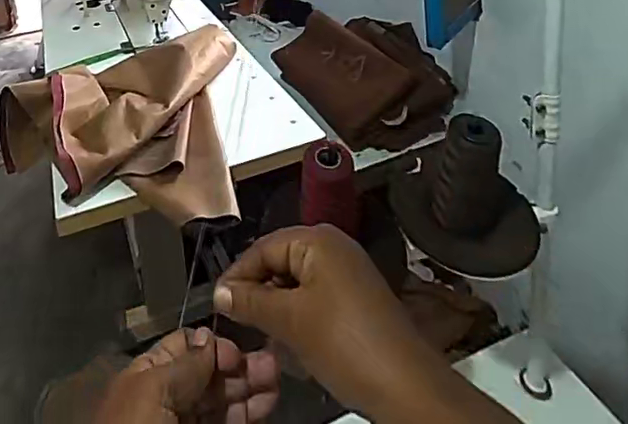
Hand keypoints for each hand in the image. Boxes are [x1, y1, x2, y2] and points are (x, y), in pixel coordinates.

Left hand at [95, 327, 278, 423]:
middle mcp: (169, 398)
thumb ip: (182, 367)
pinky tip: (268, 403)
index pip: (183, 347)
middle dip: (239, 365)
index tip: (238, 349)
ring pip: (223, 401)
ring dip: (250, 388)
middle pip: (208, 375)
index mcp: (148, 375)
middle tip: (273, 361)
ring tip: (277, 378)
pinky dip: (249, 414)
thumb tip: (208, 337)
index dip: (211, 344)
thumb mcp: (152, 392)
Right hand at [213, 227, 448, 416]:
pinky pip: (315, 300)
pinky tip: (294, 347)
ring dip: (278, 312)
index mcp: (318, 239)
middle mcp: (334, 247)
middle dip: (259, 295)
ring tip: (266, 339)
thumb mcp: (291, 322)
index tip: (218, 303)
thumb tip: (221, 292)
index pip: (262, 247)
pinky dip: (300, 320)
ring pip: (296, 286)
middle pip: (279, 263)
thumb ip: (251, 302)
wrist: (409, 389)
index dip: (238, 276)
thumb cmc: (347, 344)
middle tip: (239, 323)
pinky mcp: (356, 301)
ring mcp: (347, 274)